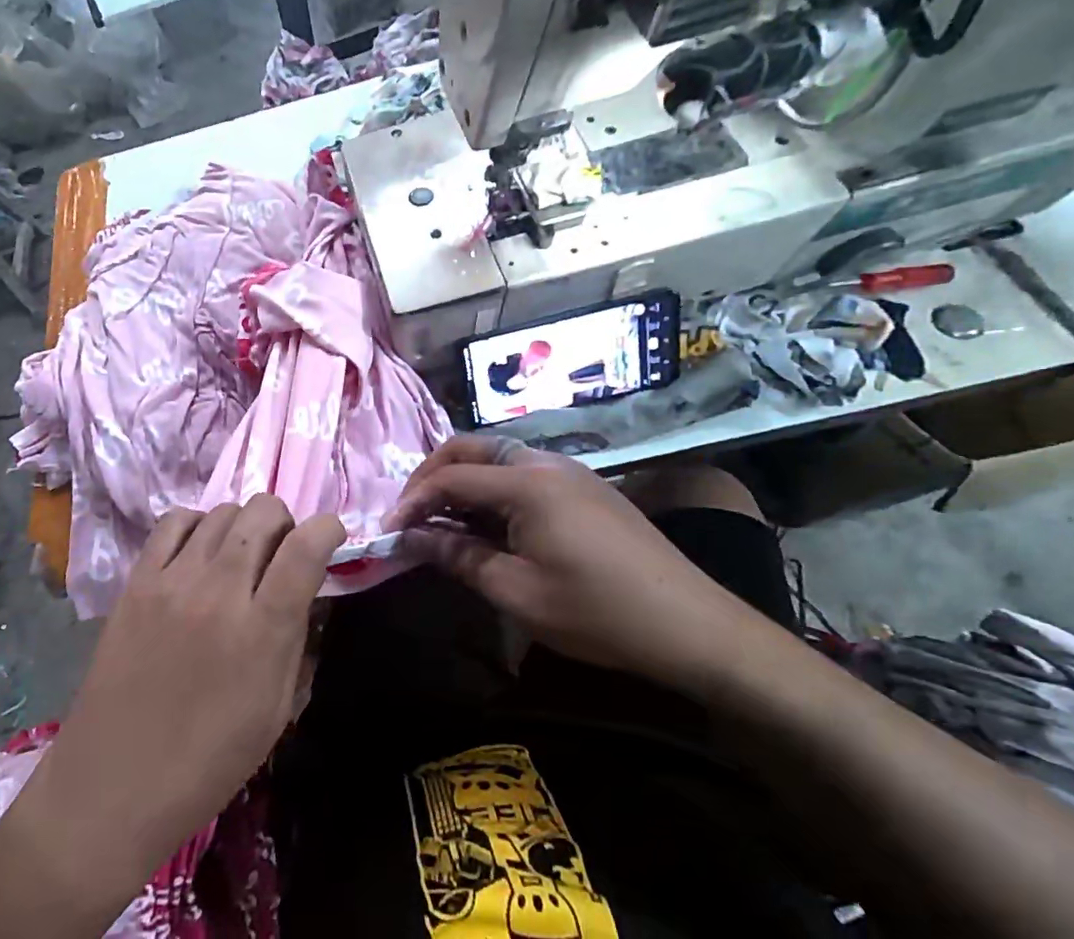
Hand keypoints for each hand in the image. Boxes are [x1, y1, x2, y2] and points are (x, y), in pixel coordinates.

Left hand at [34, 497, 344, 898]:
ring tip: (240, 557)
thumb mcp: (277, 710)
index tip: (330, 538)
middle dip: (286, 522)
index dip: (328, 528)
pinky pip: (174, 522)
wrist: (113, 787)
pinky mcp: (135, 583)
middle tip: (281, 553)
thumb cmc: (208, 762)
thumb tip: (303, 592)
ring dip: (245, 525)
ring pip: (223, 512)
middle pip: (263, 512)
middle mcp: (220, 591)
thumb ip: (295, 640)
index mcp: (263, 630)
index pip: (306, 546)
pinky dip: (198, 525)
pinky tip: (200, 553)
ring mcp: (172, 582)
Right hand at [387, 437, 778, 683]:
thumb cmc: (596, 612)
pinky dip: (493, 491)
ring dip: (464, 482)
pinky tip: (488, 525)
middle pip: (472, 450)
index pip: (450, 477)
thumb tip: (412, 537)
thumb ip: (459, 556)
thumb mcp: (517, 592)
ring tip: (442, 522)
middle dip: (433, 476)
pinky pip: (524, 475)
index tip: (387, 532)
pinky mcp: (585, 488)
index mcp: (527, 483)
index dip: (412, 501)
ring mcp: (570, 471)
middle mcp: (546, 463)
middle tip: (410, 515)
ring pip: (498, 459)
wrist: (687, 623)